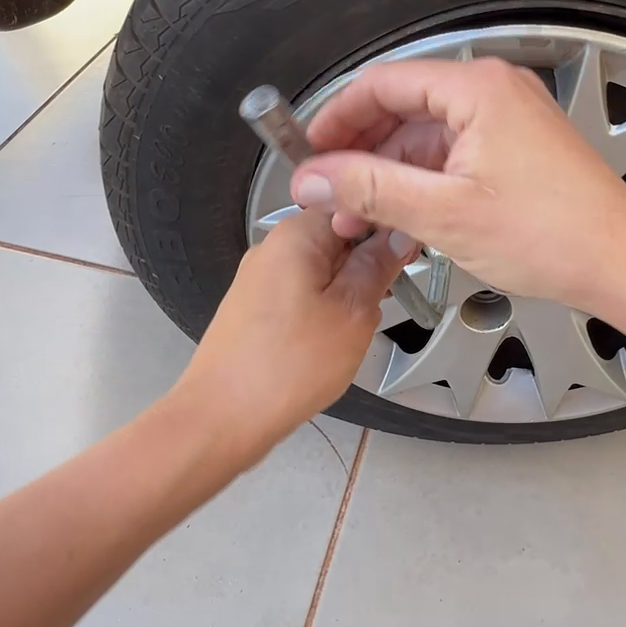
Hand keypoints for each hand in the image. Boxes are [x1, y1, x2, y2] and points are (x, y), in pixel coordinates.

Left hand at [174, 208, 417, 446]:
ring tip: (350, 331)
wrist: (220, 421)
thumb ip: (379, 265)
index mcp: (297, 233)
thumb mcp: (353, 312)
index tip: (405, 259)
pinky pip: (304, 295)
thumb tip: (398, 232)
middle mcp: (274, 246)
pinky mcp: (256, 308)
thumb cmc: (288, 365)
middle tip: (377, 306)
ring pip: (324, 270)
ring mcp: (261, 278)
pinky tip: (327, 344)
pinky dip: (323, 312)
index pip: (355, 206)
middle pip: (340, 238)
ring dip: (347, 295)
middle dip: (366, 268)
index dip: (387, 229)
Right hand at [291, 58, 625, 312]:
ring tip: (360, 215)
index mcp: (477, 89)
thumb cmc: (555, 234)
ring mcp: (507, 118)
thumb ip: (370, 188)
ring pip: (425, 134)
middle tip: (329, 191)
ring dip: (389, 172)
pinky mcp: (516, 145)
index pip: (382, 83)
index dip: (337, 117)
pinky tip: (400, 214)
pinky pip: (452, 151)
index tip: (309, 150)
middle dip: (360, 151)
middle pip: (402, 107)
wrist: (621, 262)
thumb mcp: (444, 213)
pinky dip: (422, 180)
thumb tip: (315, 176)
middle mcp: (494, 92)